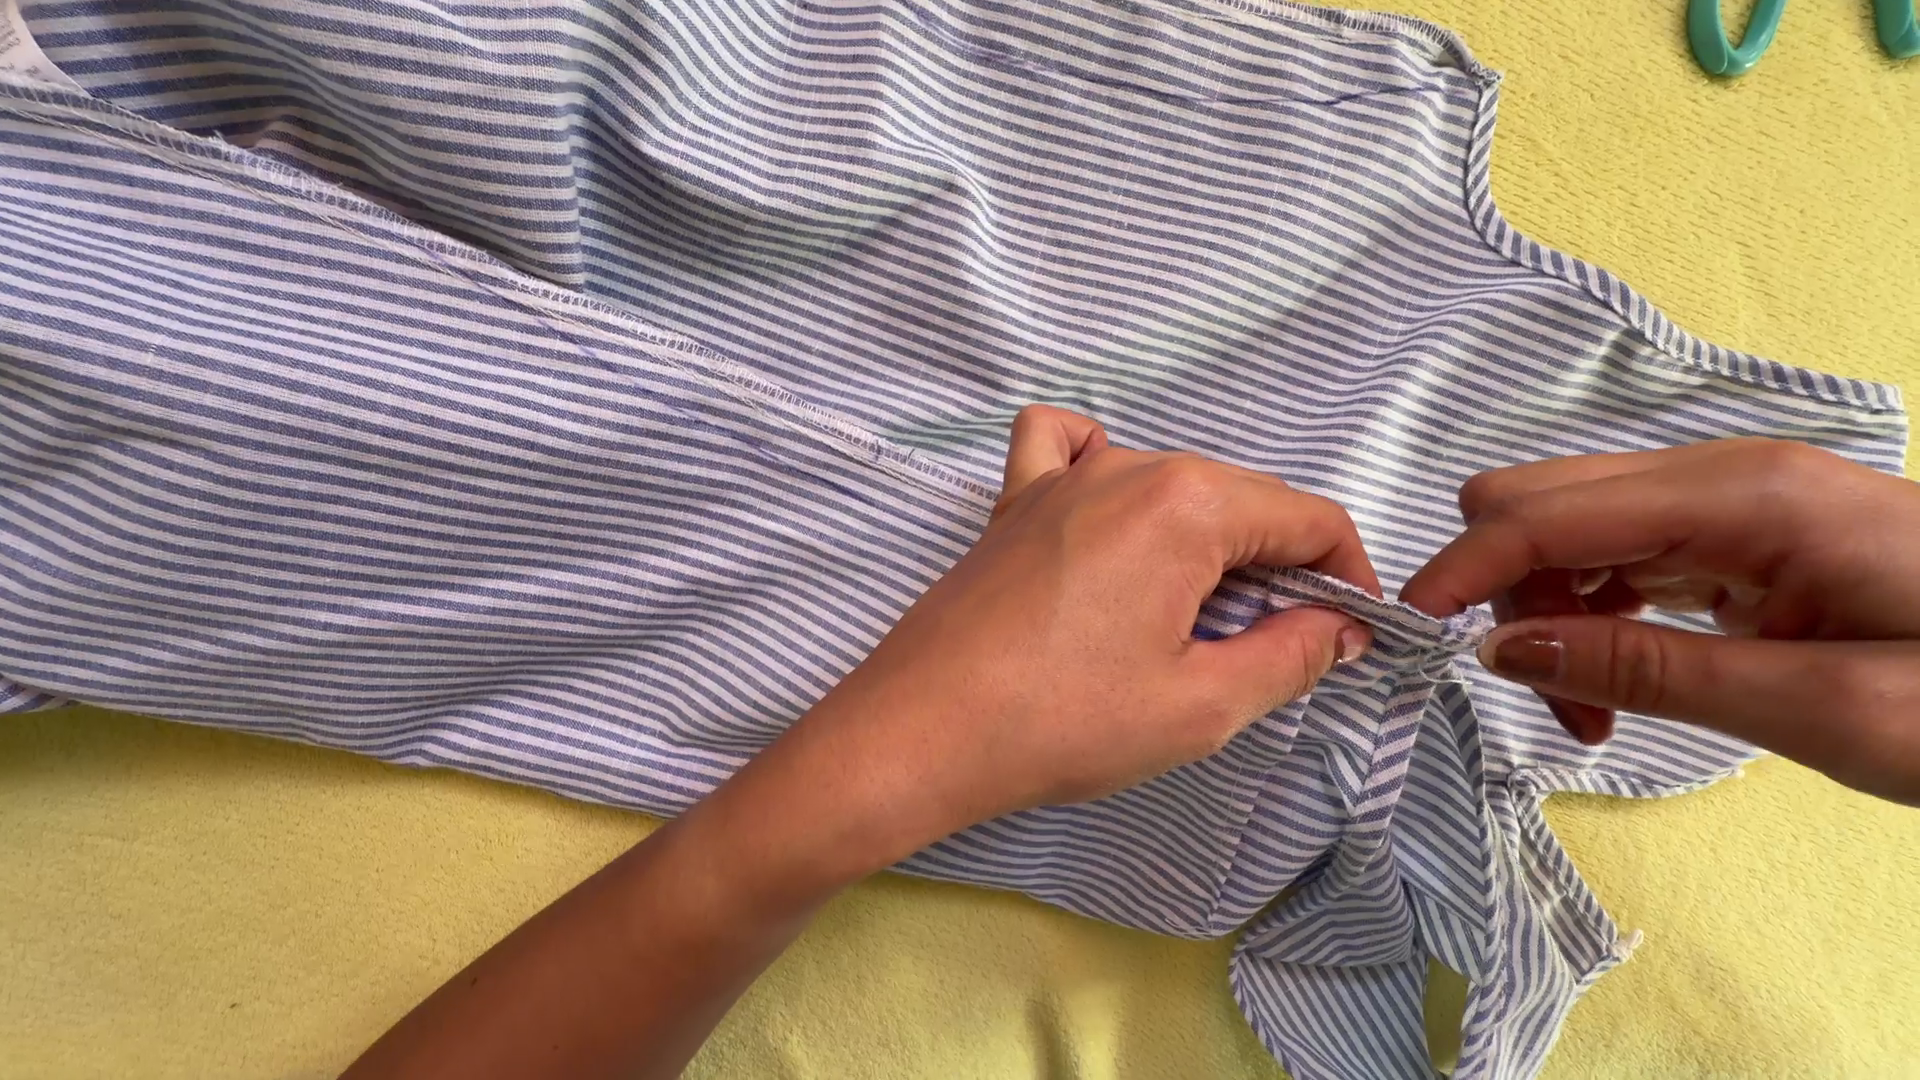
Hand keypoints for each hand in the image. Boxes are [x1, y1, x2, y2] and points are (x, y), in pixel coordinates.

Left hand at [802, 404, 1380, 850]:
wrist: (921, 728)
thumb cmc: (1063, 721)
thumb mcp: (1201, 704)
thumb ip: (1290, 655)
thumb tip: (1339, 626)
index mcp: (1186, 502)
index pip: (1308, 516)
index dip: (1346, 576)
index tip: (1346, 635)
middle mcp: (1126, 466)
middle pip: (1240, 497)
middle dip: (1279, 563)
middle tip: (1274, 641)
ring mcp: (1059, 475)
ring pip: (1168, 479)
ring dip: (1205, 532)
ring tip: (1195, 604)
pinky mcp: (1012, 501)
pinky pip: (1064, 446)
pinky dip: (1101, 463)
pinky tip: (1106, 513)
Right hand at [1401, 438, 1919, 804]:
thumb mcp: (1828, 710)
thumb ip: (1643, 669)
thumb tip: (1496, 651)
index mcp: (1739, 496)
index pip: (1538, 514)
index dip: (1459, 571)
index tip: (1412, 634)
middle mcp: (1713, 475)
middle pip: (1530, 502)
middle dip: (1501, 590)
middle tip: (1544, 687)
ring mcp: (1719, 497)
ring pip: (1556, 529)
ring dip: (1538, 611)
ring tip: (1594, 705)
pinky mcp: (1724, 529)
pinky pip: (1602, 554)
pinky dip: (1579, 613)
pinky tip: (1619, 672)